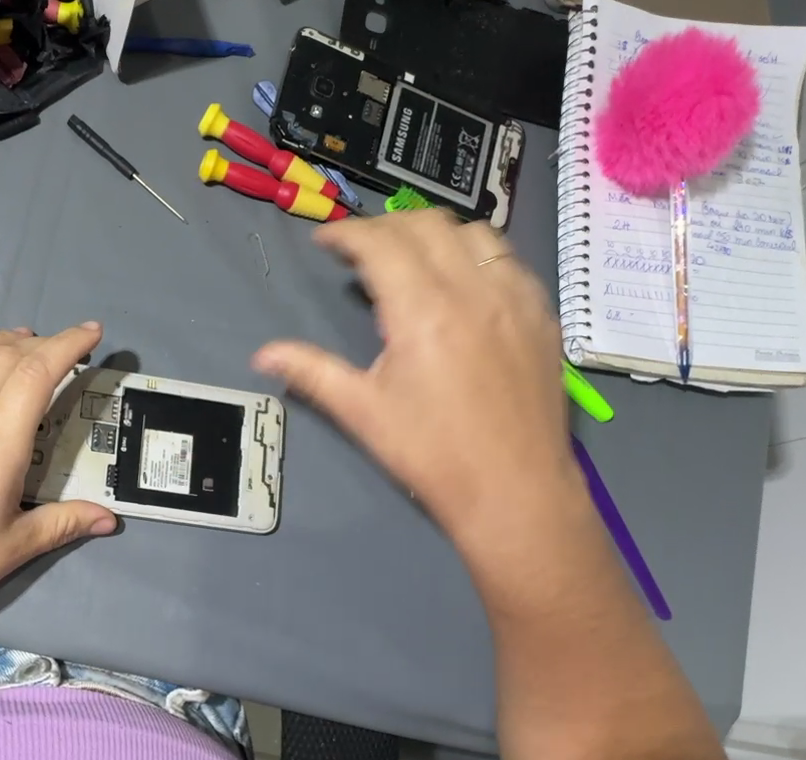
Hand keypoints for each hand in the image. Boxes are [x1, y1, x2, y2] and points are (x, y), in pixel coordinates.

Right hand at [253, 211, 580, 550]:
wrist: (514, 488)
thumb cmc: (430, 453)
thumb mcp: (362, 413)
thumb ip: (312, 373)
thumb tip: (263, 355)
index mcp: (422, 311)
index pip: (380, 244)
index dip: (347, 234)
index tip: (325, 242)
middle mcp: (472, 289)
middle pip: (427, 224)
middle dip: (386, 226)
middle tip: (360, 250)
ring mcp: (515, 297)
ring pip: (473, 233)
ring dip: (433, 234)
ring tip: (410, 260)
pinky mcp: (542, 313)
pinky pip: (508, 260)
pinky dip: (475, 256)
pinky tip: (462, 285)